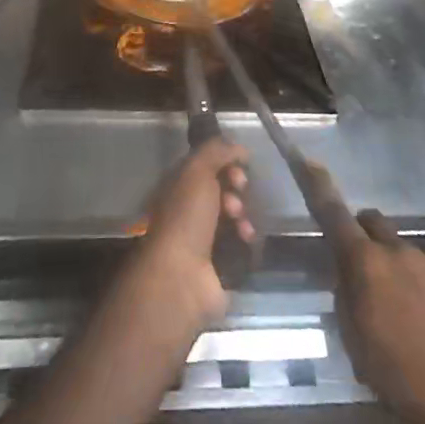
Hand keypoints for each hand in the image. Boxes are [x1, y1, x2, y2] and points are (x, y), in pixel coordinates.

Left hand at [139, 139, 254, 319]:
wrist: (182, 275)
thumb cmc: (186, 217)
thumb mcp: (197, 171)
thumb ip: (217, 151)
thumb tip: (239, 148)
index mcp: (178, 186)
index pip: (206, 166)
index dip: (225, 161)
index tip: (239, 166)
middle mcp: (189, 209)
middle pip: (222, 189)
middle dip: (236, 187)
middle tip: (239, 191)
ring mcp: (204, 237)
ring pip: (233, 215)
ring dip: (243, 212)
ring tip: (241, 221)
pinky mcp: (220, 261)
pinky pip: (240, 241)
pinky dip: (246, 236)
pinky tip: (247, 238)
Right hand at [306, 164, 424, 423]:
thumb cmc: (400, 376)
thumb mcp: (355, 342)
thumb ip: (345, 298)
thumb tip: (345, 277)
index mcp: (366, 263)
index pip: (334, 213)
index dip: (317, 185)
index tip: (307, 160)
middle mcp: (399, 252)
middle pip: (372, 222)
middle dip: (362, 237)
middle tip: (360, 274)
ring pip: (401, 252)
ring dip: (394, 270)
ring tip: (399, 314)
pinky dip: (420, 288)